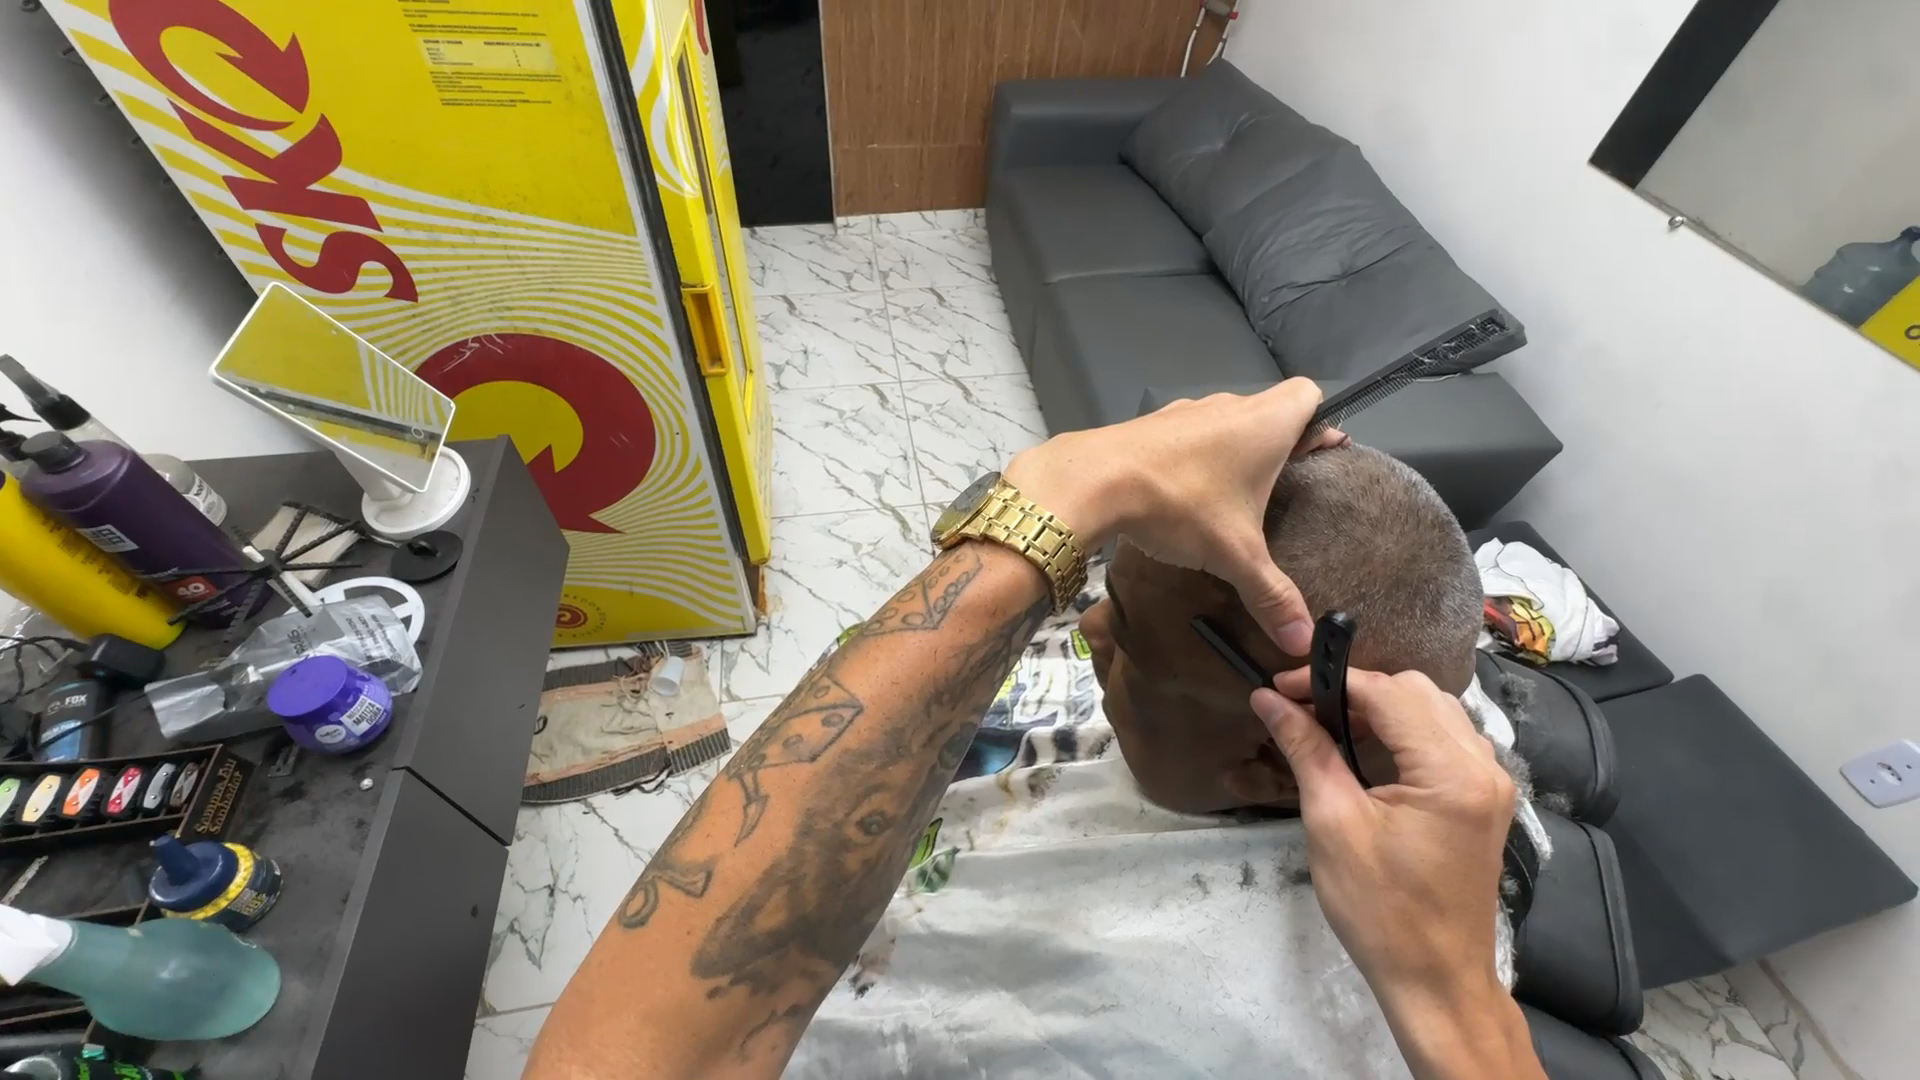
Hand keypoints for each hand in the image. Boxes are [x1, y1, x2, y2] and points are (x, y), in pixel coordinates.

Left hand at [1004, 379, 1343, 653]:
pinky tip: (1179, 491)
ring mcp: (1183, 410)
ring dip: (1228, 451)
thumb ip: (1271, 593)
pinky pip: (1182, 435)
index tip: (1316, 459)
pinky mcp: (1147, 424)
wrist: (1094, 480)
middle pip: (1265, 410)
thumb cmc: (1181, 505)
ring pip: (1221, 421)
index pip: (1309, 395)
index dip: (1319, 423)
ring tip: (1226, 495)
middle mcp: (1228, 404)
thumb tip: (1302, 643)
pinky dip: (1189, 456)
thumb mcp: (1234, 554)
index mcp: (1264, 421)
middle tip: (1274, 489)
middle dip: (1274, 445)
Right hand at [1250, 667, 1514, 1004]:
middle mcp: (1483, 767)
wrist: (1435, 979)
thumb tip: (1267, 698)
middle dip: (1354, 689)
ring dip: (1378, 707)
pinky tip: (1365, 750)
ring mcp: (1490, 784)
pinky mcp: (1483, 799)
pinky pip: (1443, 738)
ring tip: (1328, 726)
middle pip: (1416, 691)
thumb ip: (1305, 748)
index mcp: (1451, 773)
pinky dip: (1401, 729)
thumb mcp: (1331, 821)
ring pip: (1433, 709)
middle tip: (1302, 708)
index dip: (1328, 681)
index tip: (1280, 688)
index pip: (1387, 693)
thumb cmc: (1379, 906)